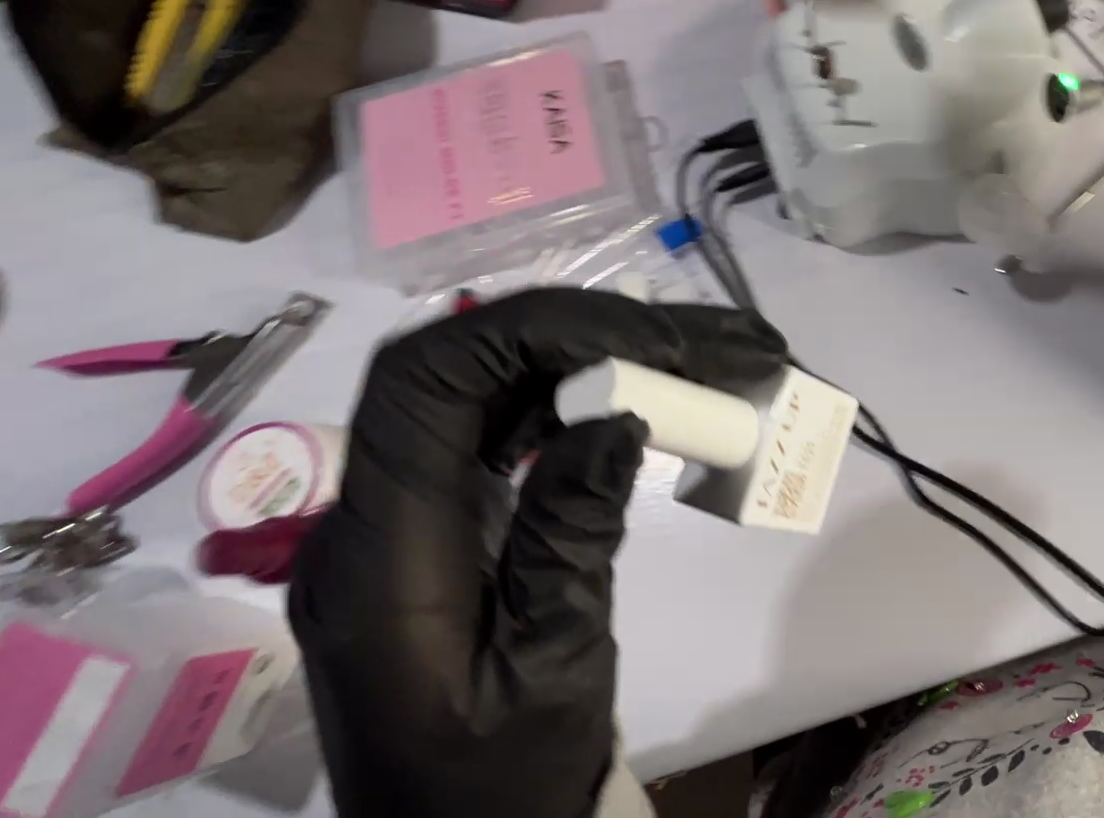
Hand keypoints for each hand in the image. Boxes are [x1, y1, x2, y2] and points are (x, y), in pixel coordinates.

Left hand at [288, 290, 786, 817]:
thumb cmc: (502, 784)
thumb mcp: (550, 667)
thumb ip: (571, 535)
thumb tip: (614, 416)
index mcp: (385, 550)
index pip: (429, 380)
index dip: (536, 331)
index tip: (654, 344)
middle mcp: (383, 508)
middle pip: (475, 365)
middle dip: (599, 331)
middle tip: (720, 343)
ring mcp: (416, 508)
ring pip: (501, 386)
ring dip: (603, 355)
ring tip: (708, 358)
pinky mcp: (452, 516)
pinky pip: (511, 426)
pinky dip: (584, 395)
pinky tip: (651, 398)